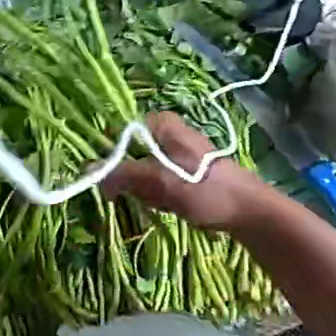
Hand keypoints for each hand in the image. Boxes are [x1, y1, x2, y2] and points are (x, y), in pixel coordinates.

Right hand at [101, 113, 275, 232]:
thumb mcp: (160, 181)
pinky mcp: (182, 170)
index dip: (109, 159)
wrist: (248, 211)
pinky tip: (171, 205)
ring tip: (164, 203)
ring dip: (146, 192)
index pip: (117, 135)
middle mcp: (165, 131)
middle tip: (148, 196)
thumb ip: (123, 174)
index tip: (109, 183)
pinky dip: (159, 196)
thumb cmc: (205, 189)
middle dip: (133, 181)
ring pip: (141, 172)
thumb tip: (87, 173)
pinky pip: (156, 182)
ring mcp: (174, 151)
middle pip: (128, 155)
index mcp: (160, 123)